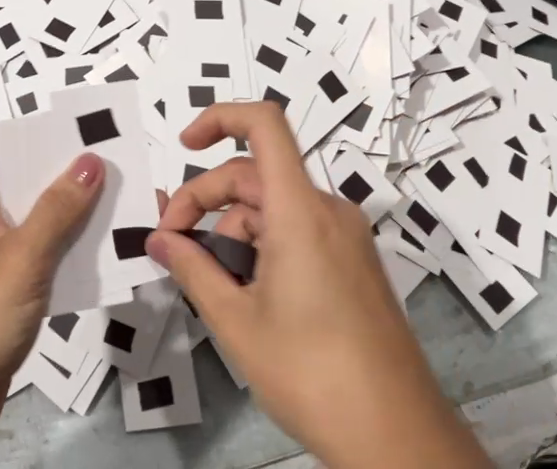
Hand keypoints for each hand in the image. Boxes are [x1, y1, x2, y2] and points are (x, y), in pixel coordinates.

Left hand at [0, 154, 103, 468]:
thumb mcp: (21, 260)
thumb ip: (58, 209)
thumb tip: (90, 159)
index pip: (16, 153)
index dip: (57, 142)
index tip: (106, 134)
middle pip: (32, 188)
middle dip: (77, 182)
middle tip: (132, 171)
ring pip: (41, 225)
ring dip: (79, 220)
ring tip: (132, 205)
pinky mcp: (3, 290)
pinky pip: (42, 259)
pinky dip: (70, 254)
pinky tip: (110, 251)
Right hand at [145, 102, 486, 468]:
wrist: (398, 439)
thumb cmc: (311, 374)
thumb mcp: (236, 320)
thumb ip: (192, 268)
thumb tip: (158, 239)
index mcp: (300, 211)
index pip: (264, 125)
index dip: (219, 118)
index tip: (184, 145)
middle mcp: (328, 211)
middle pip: (255, 175)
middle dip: (205, 200)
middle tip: (172, 245)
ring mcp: (345, 238)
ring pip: (273, 208)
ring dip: (231, 230)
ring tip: (209, 283)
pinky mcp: (354, 264)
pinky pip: (297, 232)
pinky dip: (260, 246)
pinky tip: (244, 292)